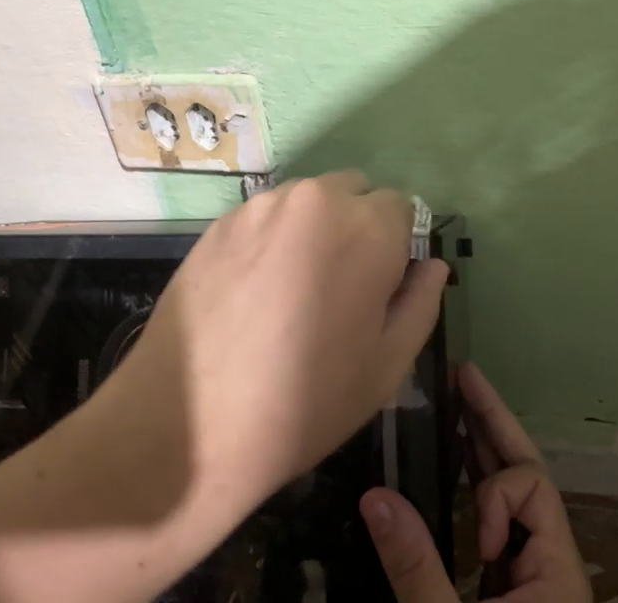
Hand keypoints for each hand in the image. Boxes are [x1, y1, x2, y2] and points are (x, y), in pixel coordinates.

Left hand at [118, 170, 450, 512]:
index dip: (398, 248)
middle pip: (354, 193)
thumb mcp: (387, 365)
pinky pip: (264, 218)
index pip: (401, 208)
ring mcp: (258, 207)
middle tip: (340, 290)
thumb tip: (430, 265)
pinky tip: (254, 295)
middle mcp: (313, 200)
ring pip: (307, 203)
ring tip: (293, 295)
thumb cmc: (305, 402)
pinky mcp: (217, 224)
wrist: (187, 424)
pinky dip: (273, 241)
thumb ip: (420, 303)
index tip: (382, 288)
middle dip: (358, 228)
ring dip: (314, 231)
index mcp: (365, 227)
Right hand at [360, 363, 592, 602]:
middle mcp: (551, 561)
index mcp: (558, 569)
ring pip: (513, 498)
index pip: (535, 487)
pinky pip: (498, 522)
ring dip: (483, 448)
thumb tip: (374, 497)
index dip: (498, 496)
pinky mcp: (511, 588)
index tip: (478, 545)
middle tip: (462, 373)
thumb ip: (417, 566)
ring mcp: (532, 574)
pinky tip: (454, 462)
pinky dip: (475, 485)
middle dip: (493, 423)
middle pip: (527, 475)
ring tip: (454, 401)